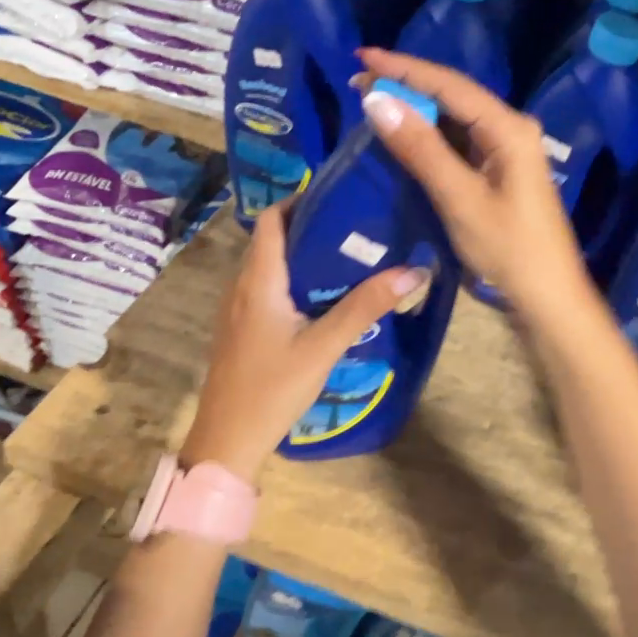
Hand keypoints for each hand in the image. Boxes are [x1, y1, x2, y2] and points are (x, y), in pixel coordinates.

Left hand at [180, 203, 426, 482]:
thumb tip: (412, 270)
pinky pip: (268, 286)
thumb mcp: (324, 347)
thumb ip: (365, 307)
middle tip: (355, 223)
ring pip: (271, 264)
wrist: (226, 441)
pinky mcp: (242, 328)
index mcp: (259, 279)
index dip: (301, 199)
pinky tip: (324, 293)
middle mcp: (242, 285)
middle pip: (274, 238)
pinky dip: (294, 277)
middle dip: (311, 225)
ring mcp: (238, 308)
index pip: (274, 219)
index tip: (339, 195)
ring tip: (347, 252)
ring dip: (303, 252)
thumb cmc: (272, 388)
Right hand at [356, 48, 596, 319]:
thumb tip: (377, 100)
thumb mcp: (459, 198)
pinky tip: (400, 133)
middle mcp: (510, 128)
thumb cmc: (509, 249)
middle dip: (406, 86)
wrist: (548, 296)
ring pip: (452, 118)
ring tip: (370, 101)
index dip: (404, 68)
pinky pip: (457, 141)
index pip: (450, 85)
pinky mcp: (498, 169)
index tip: (364, 57)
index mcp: (508, 128)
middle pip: (452, 96)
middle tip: (358, 81)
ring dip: (414, 109)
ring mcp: (505, 149)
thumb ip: (420, 149)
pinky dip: (427, 135)